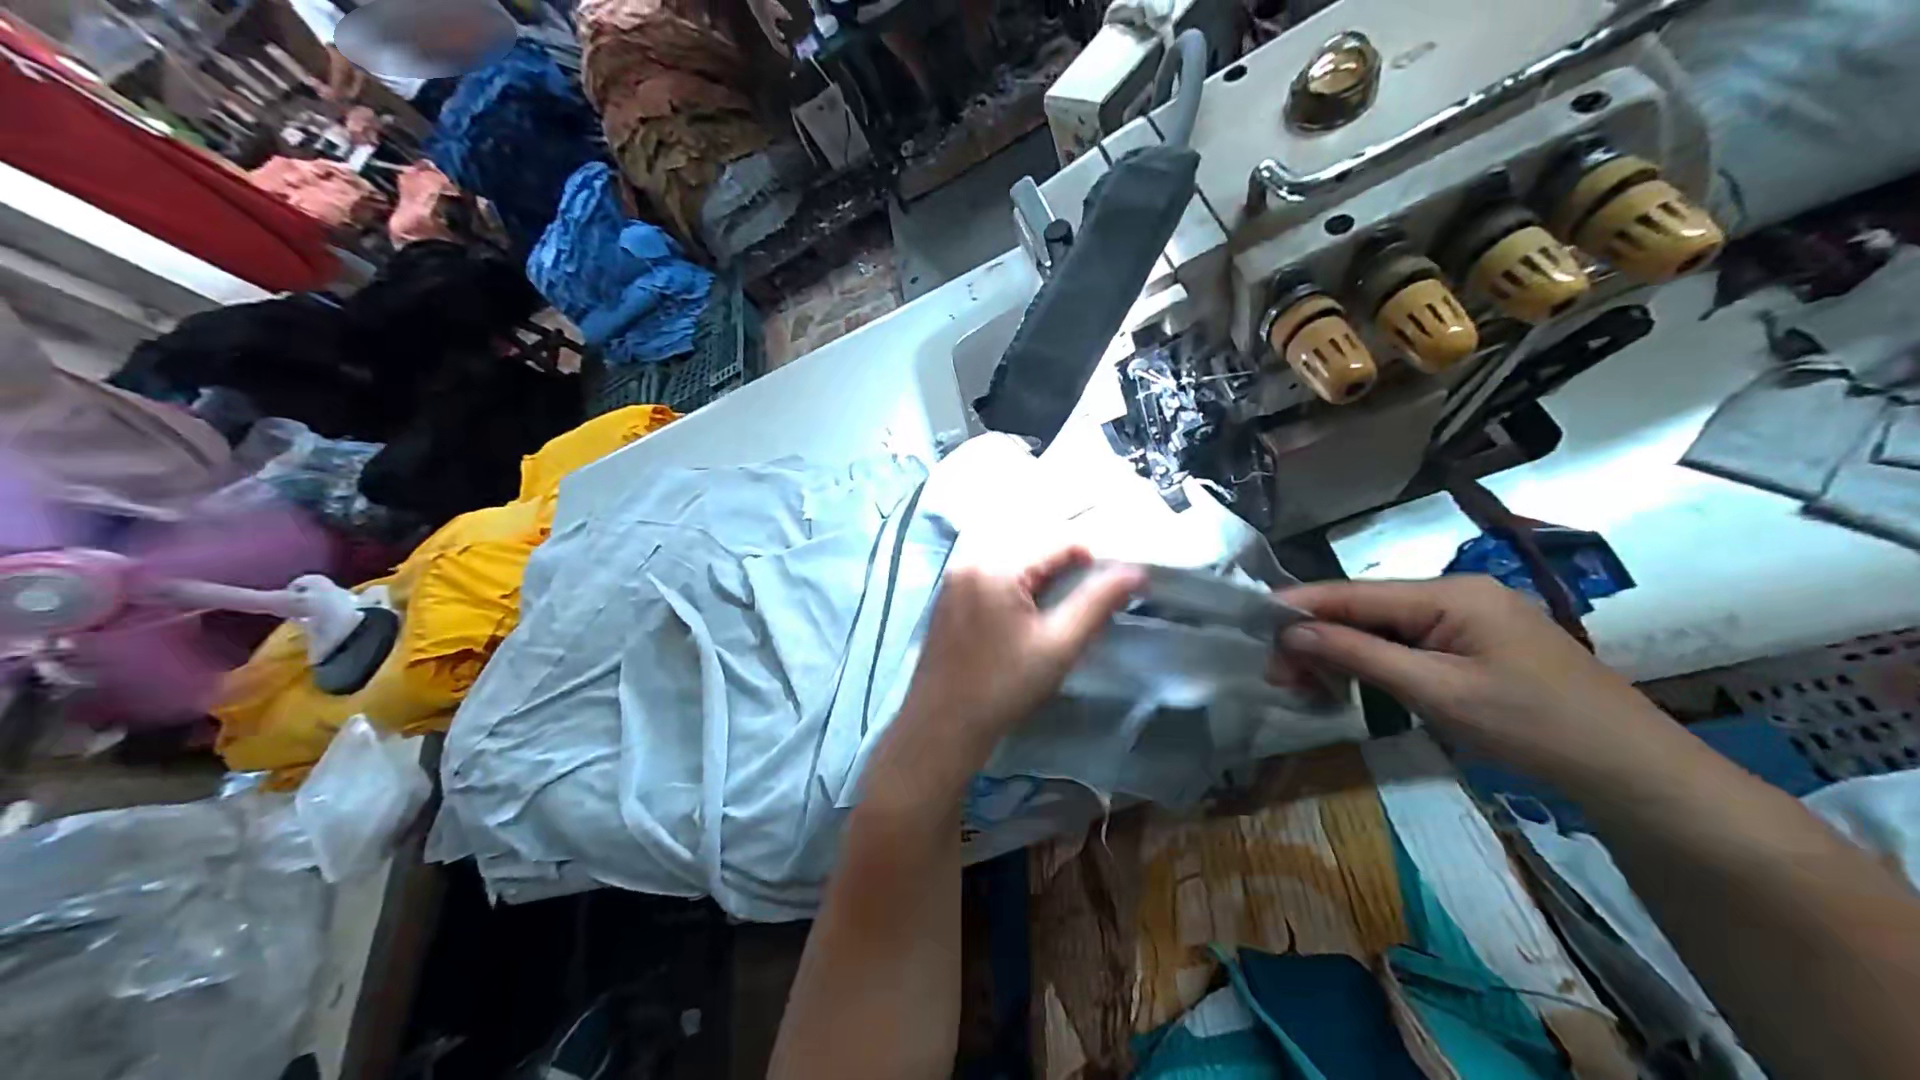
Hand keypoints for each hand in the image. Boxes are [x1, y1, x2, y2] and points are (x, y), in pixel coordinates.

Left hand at [895, 546, 1141, 765]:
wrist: (941, 726)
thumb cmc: (1004, 687)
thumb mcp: (1059, 645)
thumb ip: (1097, 603)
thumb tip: (1135, 572)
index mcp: (996, 566)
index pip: (1056, 541)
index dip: (1092, 558)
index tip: (1113, 585)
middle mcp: (970, 561)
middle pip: (1032, 545)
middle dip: (1066, 564)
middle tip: (1090, 595)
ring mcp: (954, 579)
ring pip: (1012, 560)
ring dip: (1042, 574)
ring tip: (1064, 605)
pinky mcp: (948, 598)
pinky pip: (991, 576)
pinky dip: (1017, 584)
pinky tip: (1030, 613)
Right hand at [1277, 576, 1684, 785]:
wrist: (1633, 771)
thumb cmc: (1532, 726)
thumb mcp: (1435, 691)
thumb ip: (1359, 654)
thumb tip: (1292, 630)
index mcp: (1451, 593)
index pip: (1355, 593)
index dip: (1301, 605)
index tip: (1254, 621)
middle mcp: (1458, 593)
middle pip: (1367, 608)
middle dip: (1318, 636)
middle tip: (1279, 675)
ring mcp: (1471, 618)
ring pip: (1385, 626)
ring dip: (1342, 651)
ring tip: (1304, 681)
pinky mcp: (1478, 644)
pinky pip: (1410, 642)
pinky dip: (1374, 660)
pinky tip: (1351, 678)